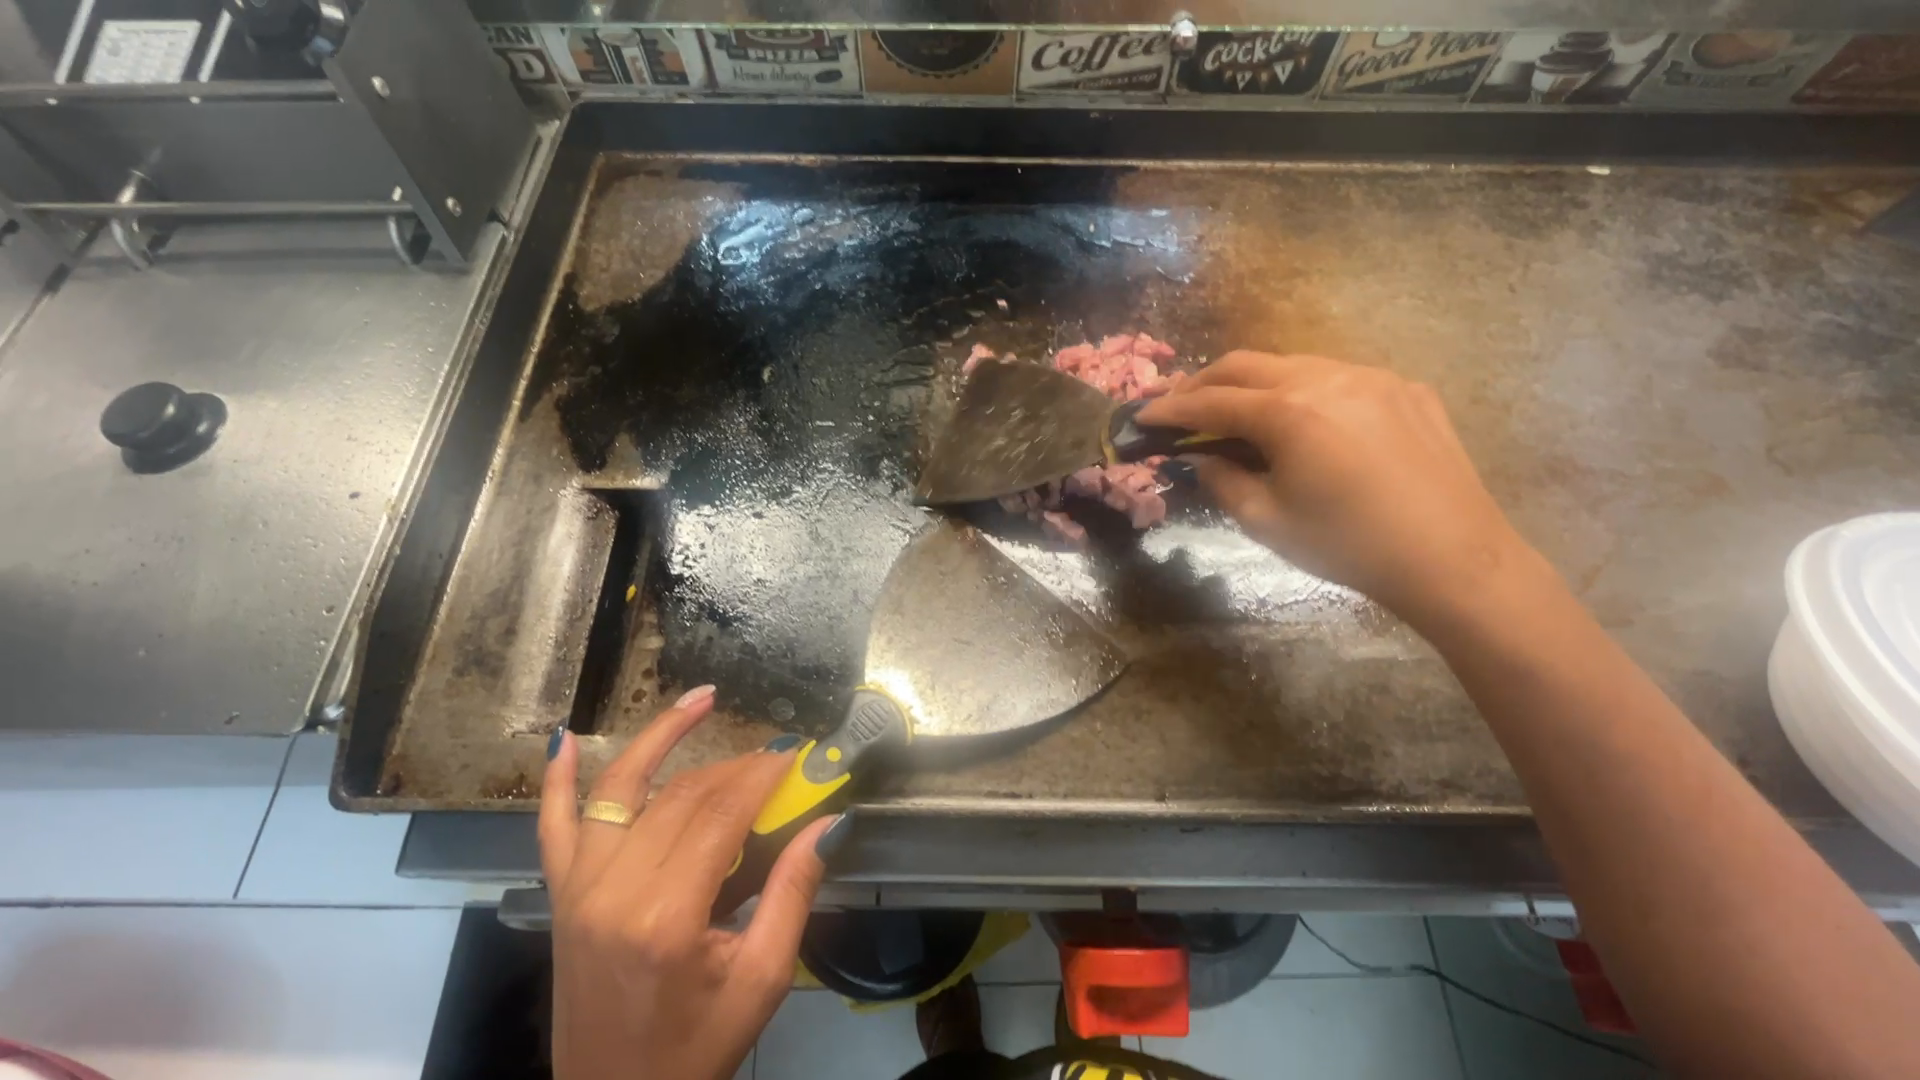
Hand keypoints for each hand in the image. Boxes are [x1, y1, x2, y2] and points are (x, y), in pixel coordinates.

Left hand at [539, 687, 835, 1079]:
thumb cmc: (697, 1047)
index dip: (761, 776)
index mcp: (666, 917)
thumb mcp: (762, 980)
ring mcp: (578, 889)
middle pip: (680, 796)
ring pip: (620, 791)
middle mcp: (613, 890)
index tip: (795, 754)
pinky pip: (552, 826)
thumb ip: (793, 894)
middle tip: (774, 754)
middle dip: (733, 765)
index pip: (720, 815)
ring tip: (699, 700)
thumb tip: (830, 823)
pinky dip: (557, 780)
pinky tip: (565, 738)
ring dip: (659, 738)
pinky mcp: (561, 896)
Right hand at [1139, 351, 1539, 628]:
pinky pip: (1340, 379)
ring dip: (1255, 383)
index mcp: (1288, 412)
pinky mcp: (1405, 390)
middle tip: (1179, 404)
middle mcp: (1327, 378)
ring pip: (1294, 364)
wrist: (1451, 558)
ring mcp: (1372, 378)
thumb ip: (1223, 480)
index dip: (1171, 409)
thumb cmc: (1348, 547)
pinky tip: (1304, 422)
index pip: (1212, 402)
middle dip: (1205, 382)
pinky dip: (1305, 392)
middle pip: (1247, 364)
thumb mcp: (1267, 521)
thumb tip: (1203, 458)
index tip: (1143, 416)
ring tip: (1237, 411)